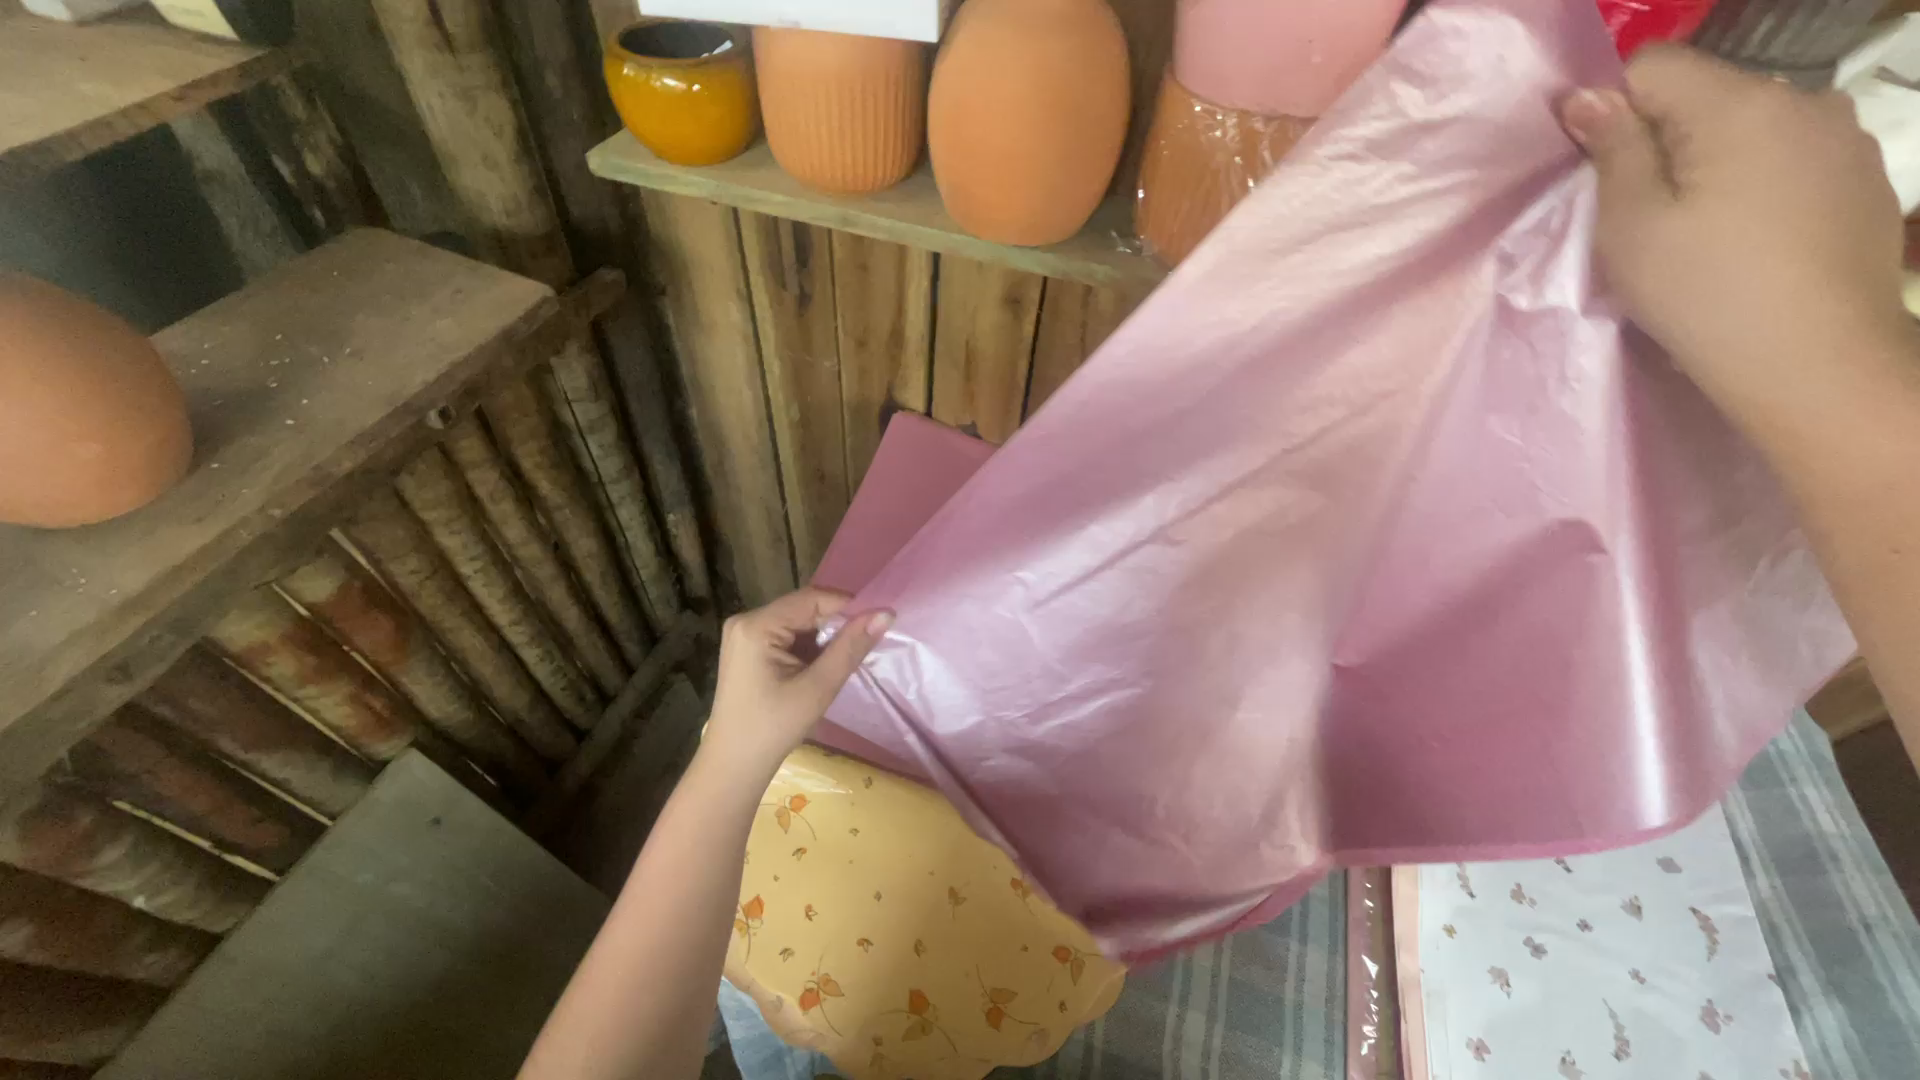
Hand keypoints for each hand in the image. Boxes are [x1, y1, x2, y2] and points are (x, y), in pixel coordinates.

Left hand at [702, 587, 893, 774]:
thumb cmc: (774, 728)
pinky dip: (808, 647)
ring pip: (798, 622)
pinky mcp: (748, 649)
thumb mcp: (818, 687)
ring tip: (839, 662)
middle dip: (835, 624)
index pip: (812, 599)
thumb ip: (851, 647)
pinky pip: (787, 635)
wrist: (734, 765)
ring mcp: (744, 635)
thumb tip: (885, 614)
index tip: (879, 622)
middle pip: (804, 608)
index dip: (848, 606)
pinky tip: (818, 669)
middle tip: (862, 646)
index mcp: (756, 625)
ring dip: (823, 638)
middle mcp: (746, 621)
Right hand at [1560, 46, 1913, 427]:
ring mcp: (1843, 140)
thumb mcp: (1631, 224)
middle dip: (1656, 138)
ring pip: (1744, 129)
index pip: (1654, 66)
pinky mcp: (1861, 178)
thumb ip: (1613, 151)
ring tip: (1685, 231)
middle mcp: (1804, 102)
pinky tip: (1737, 240)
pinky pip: (1783, 159)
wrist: (1813, 359)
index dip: (1607, 106)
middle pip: (1703, 96)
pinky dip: (1747, 184)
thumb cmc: (1701, 290)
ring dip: (1703, 163)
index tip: (1587, 165)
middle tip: (1629, 212)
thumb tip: (1587, 98)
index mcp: (1741, 106)